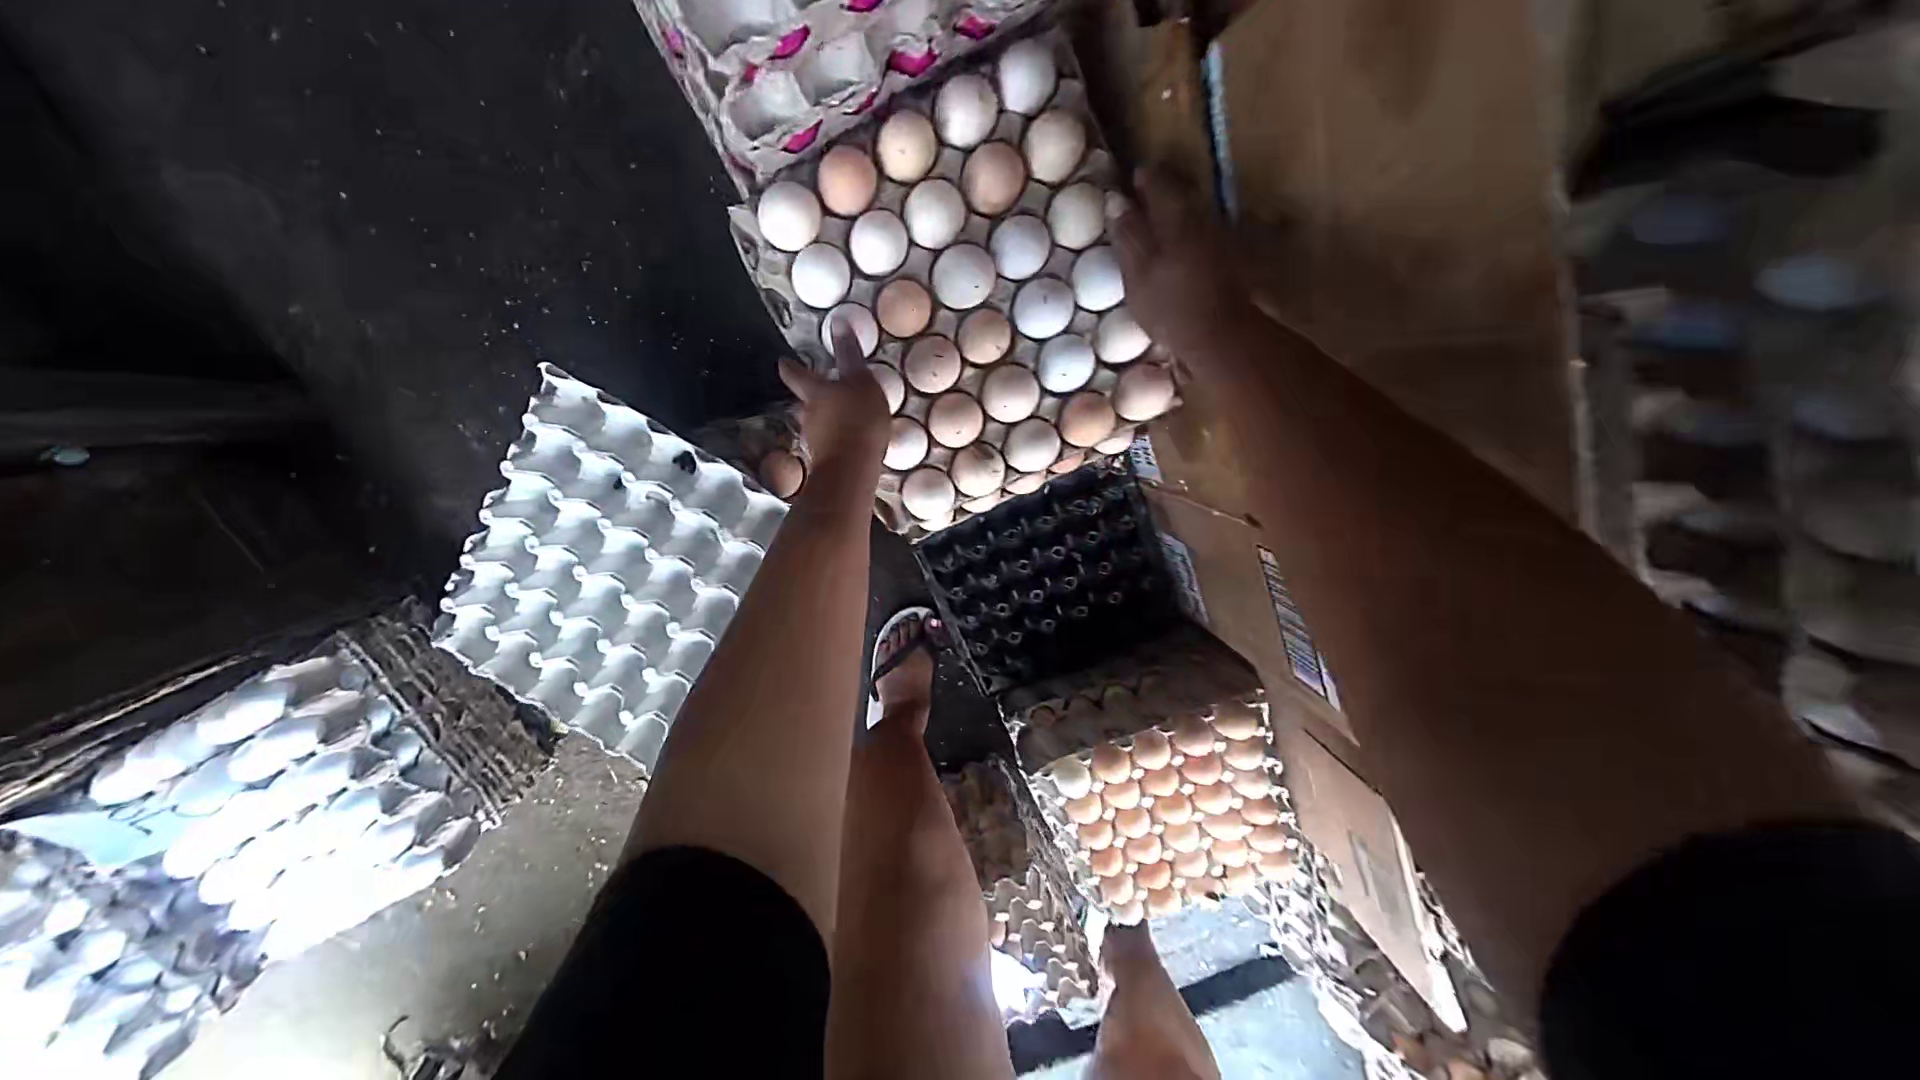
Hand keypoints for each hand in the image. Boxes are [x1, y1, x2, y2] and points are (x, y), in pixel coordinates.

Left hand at [779, 315, 888, 477]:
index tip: (782, 362)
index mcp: (815, 393)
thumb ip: (850, 354)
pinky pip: (830, 447)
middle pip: (804, 404)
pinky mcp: (825, 462)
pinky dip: (837, 443)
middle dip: (809, 399)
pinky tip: (850, 445)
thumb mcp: (861, 381)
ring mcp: (815, 442)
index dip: (790, 367)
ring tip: (842, 422)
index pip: (797, 375)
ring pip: (816, 426)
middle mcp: (808, 416)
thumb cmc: (857, 420)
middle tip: (818, 396)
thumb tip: (838, 320)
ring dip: (825, 423)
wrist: (852, 468)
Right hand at [1109, 171, 1262, 361]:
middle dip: (1163, 194)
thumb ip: (1128, 236)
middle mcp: (1202, 223)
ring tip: (1158, 223)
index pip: (1159, 186)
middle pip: (1181, 198)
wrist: (1218, 336)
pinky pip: (1202, 239)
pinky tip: (1178, 251)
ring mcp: (1219, 243)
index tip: (1132, 175)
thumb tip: (1116, 200)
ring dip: (1176, 216)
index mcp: (1176, 219)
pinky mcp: (1227, 265)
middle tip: (1143, 195)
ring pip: (1194, 218)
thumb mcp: (1138, 273)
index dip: (1144, 179)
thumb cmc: (1170, 305)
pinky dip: (1187, 238)